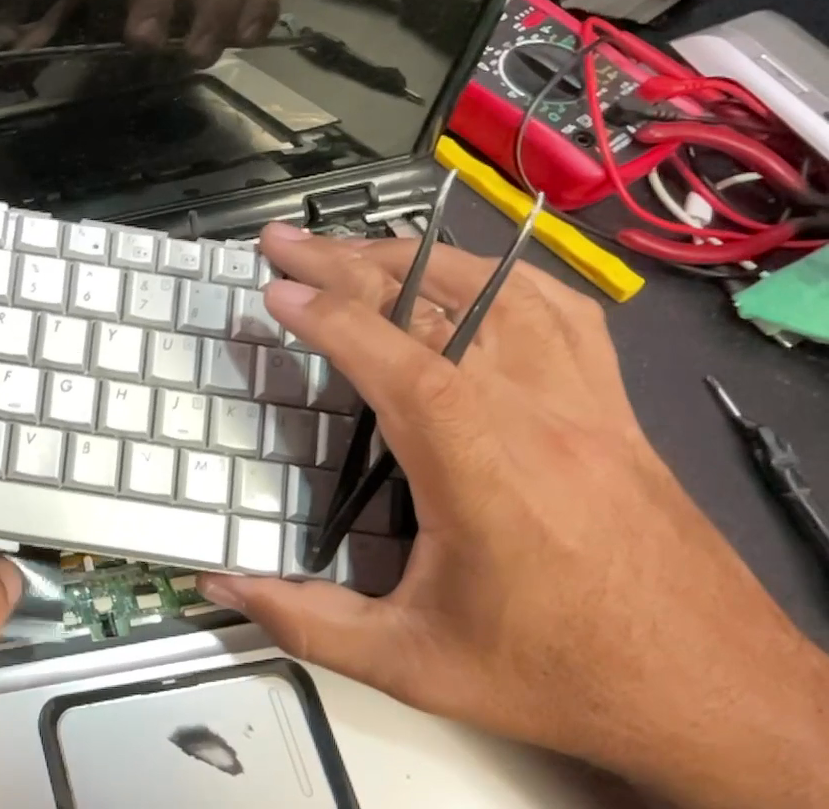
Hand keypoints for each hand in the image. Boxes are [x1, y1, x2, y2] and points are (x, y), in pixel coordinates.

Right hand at [199, 223, 828, 808]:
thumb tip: (221, 585)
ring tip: (354, 245)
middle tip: (285, 243)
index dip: (324, 314)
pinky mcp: (616, 411)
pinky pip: (565, 315)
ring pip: (498, 294)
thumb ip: (306, 620)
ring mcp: (586, 405)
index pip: (391, 357)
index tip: (274, 290)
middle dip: (347, 263)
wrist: (722, 701)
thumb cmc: (567, 676)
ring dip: (416, 257)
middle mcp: (537, 416)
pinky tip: (471, 274)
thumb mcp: (415, 665)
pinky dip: (505, 277)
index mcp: (480, 467)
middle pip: (434, 307)